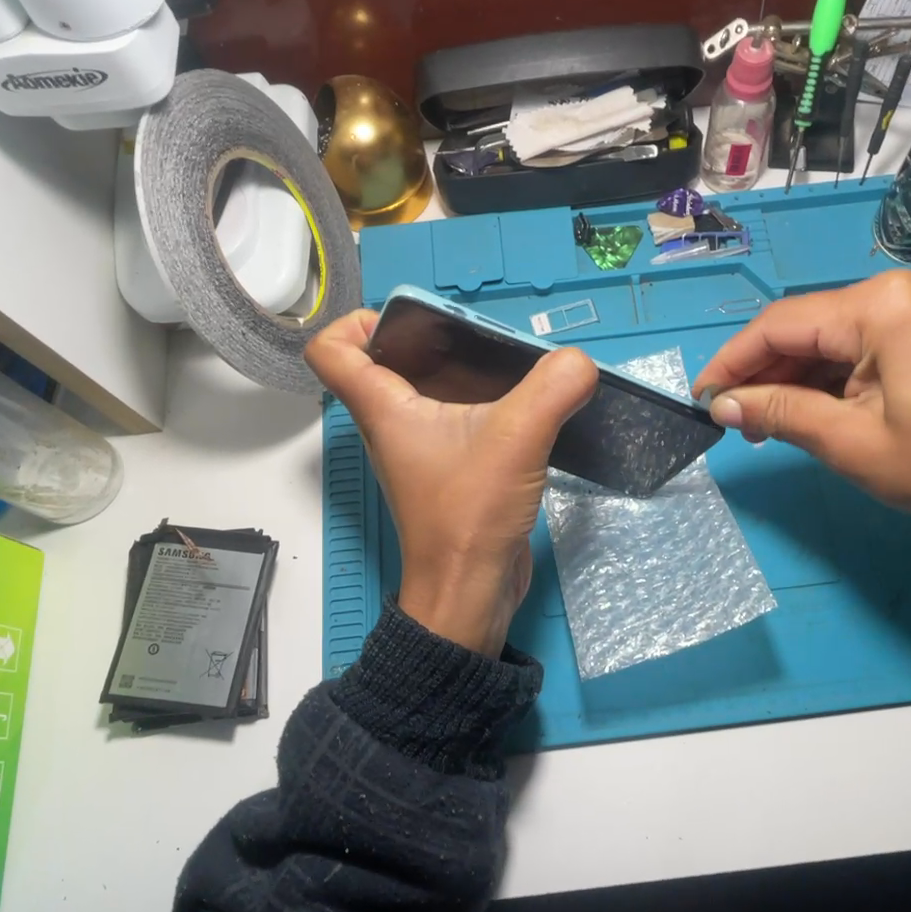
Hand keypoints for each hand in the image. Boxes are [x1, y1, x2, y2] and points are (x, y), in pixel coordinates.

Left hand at [306, 309, 598, 655]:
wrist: (470, 591)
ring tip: (511, 362)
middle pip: (387, 361)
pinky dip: (483, 403)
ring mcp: (421, 449)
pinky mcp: (450, 470)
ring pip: (427, 391)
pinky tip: (525, 405)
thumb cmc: (469, 516)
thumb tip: (580, 362)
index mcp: (383, 408)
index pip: (331, 350)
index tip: (413, 320)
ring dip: (463, 370)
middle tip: (482, 335)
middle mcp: (393, 424)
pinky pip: (456, 419)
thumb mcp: (516, 439)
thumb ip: (552, 390)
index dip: (357, 322)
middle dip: (431, 337)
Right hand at [692, 262, 910, 545]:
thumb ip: (781, 414)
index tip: (702, 397)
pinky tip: (818, 403)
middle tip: (737, 420)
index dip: (734, 361)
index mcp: (886, 305)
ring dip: (803, 375)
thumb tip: (722, 406)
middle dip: (769, 373)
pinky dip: (842, 370)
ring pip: (843, 332)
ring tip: (771, 421)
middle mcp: (910, 282)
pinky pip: (876, 337)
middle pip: (813, 325)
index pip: (783, 324)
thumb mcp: (854, 444)